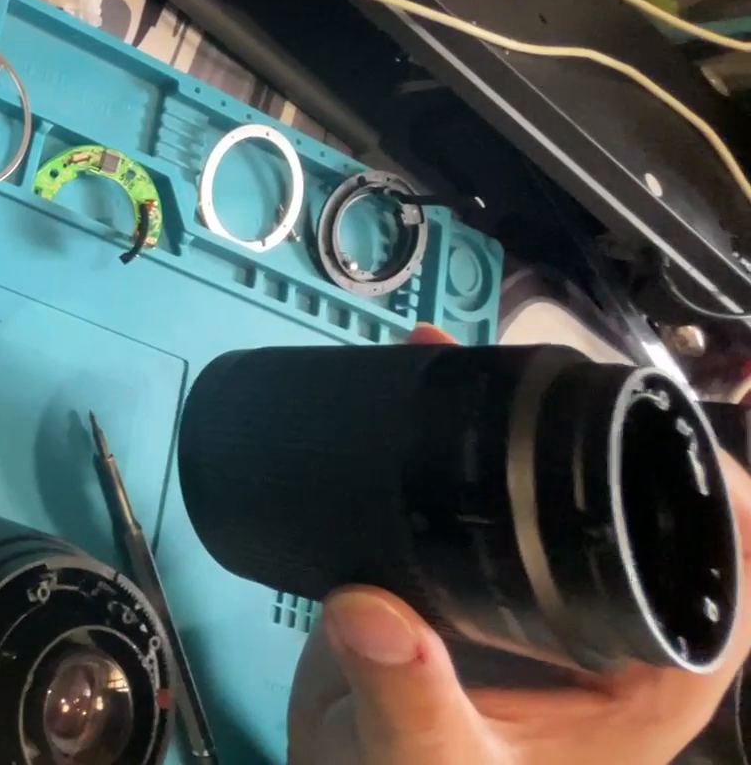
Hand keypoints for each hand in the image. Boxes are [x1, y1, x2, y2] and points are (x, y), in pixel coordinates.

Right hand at [288, 325, 750, 764]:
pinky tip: (387, 410)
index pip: (720, 573)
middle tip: (511, 361)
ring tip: (443, 360)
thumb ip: (408, 692)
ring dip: (496, 426)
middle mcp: (581, 621)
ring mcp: (501, 593)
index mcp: (634, 669)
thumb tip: (369, 602)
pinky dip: (423, 447)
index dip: (714, 491)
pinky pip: (441, 499)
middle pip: (621, 510)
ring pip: (525, 494)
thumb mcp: (425, 763)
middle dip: (586, 428)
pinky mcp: (428, 574)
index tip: (641, 411)